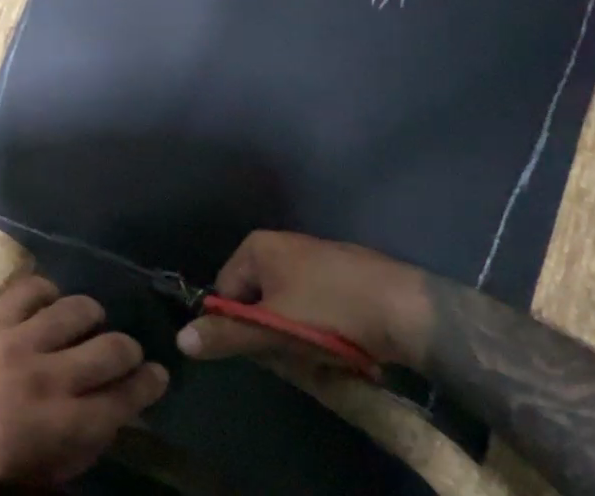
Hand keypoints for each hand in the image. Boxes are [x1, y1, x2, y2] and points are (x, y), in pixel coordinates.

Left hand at [0, 275, 169, 486]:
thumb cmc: (6, 465)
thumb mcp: (64, 465)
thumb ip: (99, 432)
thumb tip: (126, 399)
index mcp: (70, 422)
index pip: (129, 393)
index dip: (151, 381)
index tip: (156, 373)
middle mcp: (49, 377)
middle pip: (112, 348)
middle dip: (127, 349)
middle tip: (120, 352)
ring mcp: (17, 343)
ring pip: (75, 309)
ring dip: (90, 317)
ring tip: (86, 325)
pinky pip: (28, 287)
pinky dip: (46, 292)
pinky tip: (48, 306)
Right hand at [175, 230, 431, 370]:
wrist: (414, 310)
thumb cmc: (332, 312)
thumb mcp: (274, 329)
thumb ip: (227, 334)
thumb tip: (180, 340)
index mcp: (257, 246)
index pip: (226, 291)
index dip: (240, 324)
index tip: (266, 347)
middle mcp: (283, 242)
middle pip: (259, 298)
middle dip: (274, 330)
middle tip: (299, 352)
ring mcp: (319, 254)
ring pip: (291, 303)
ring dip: (302, 330)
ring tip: (327, 350)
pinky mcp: (350, 272)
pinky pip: (321, 302)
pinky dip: (328, 323)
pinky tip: (348, 342)